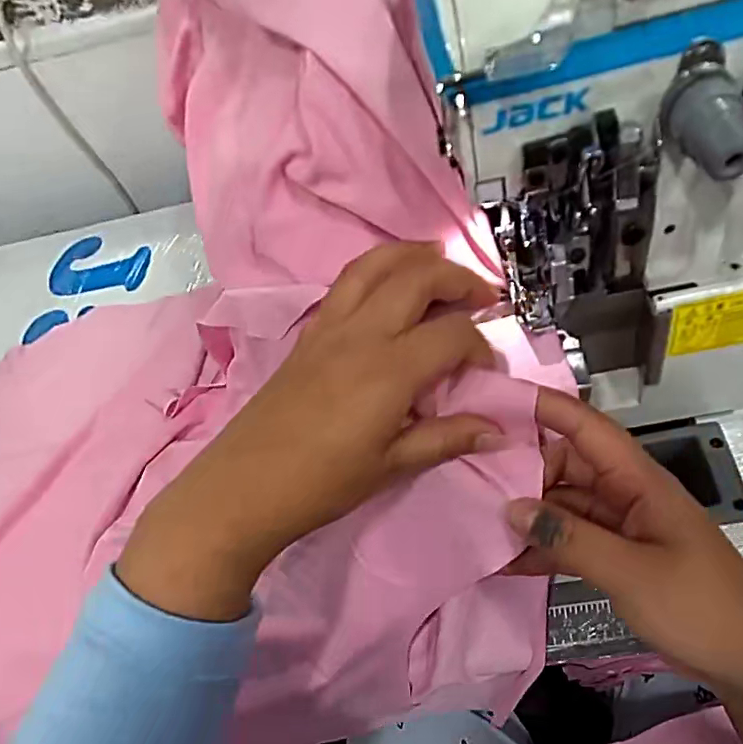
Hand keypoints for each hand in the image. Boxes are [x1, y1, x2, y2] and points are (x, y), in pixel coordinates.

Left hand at [117, 242, 503, 620]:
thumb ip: (446, 439)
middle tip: (484, 297)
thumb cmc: (323, 483)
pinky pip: (345, 284)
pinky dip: (376, 272)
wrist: (245, 487)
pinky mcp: (307, 335)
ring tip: (439, 260)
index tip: (488, 371)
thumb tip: (497, 429)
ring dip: (413, 256)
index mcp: (390, 369)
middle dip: (459, 279)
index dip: (481, 347)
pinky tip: (387, 290)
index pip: (453, 335)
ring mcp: (329, 328)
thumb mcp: (392, 466)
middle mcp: (361, 334)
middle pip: (418, 278)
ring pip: (374, 266)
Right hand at [503, 388, 742, 681]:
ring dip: (531, 514)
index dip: (546, 408)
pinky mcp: (620, 557)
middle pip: (570, 465)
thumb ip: (571, 539)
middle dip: (526, 469)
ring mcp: (624, 527)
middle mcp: (628, 495)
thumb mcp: (632, 572)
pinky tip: (509, 561)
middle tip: (475, 481)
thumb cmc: (700, 607)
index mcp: (640, 482)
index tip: (498, 400)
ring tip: (482, 523)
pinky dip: (546, 547)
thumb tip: (513, 509)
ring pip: (568, 504)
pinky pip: (575, 540)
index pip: (588, 428)